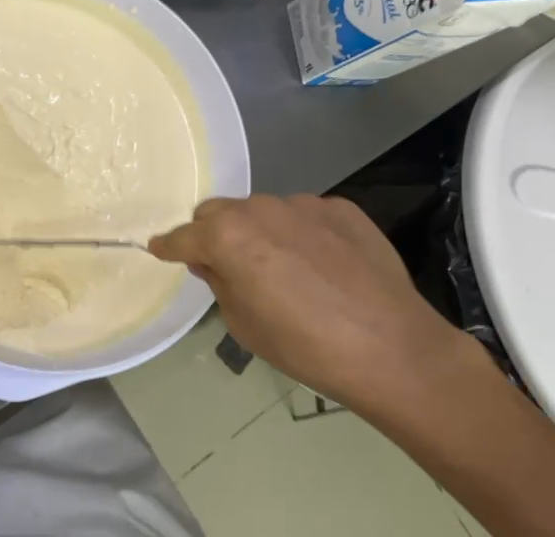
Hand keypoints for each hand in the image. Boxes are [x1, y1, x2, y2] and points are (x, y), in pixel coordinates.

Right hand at [148, 194, 467, 413]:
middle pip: (219, 212)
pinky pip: (306, 216)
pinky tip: (325, 267)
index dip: (169, 247)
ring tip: (286, 270)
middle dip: (214, 234)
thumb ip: (219, 284)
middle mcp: (258, 209)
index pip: (183, 236)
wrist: (393, 349)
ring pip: (263, 211)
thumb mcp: (244, 326)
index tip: (161, 250)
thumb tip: (213, 264)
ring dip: (261, 232)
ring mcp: (303, 204)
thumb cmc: (306, 346)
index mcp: (226, 237)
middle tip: (230, 267)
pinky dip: (303, 234)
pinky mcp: (341, 209)